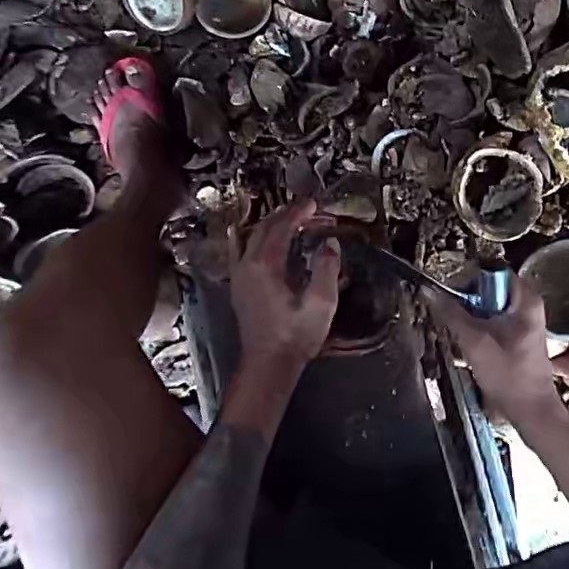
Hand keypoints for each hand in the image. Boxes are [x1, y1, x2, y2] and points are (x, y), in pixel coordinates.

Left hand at [229, 200, 341, 379]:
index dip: (298, 213)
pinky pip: (241, 251)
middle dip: (285, 214)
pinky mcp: (239, 287)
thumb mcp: (320, 304)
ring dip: (271, 224)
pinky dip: (251, 238)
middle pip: (264, 228)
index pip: (281, 228)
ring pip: (252, 237)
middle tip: (306, 208)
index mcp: (265, 266)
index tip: (313, 204)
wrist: (268, 365)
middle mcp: (247, 265)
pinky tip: (246, 232)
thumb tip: (329, 244)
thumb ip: (326, 269)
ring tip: (290, 218)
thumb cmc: (295, 337)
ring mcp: (239, 276)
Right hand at [428, 276, 565, 427]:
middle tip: (450, 313)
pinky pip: (491, 319)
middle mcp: (527, 304)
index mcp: (525, 298)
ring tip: (457, 330)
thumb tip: (429, 291)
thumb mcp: (475, 342)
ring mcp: (523, 320)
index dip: (468, 278)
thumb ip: (451, 314)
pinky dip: (477, 326)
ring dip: (469, 315)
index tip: (451, 292)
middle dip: (466, 299)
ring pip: (487, 305)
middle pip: (488, 287)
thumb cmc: (509, 377)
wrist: (531, 412)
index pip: (491, 270)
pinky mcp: (517, 334)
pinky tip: (467, 343)